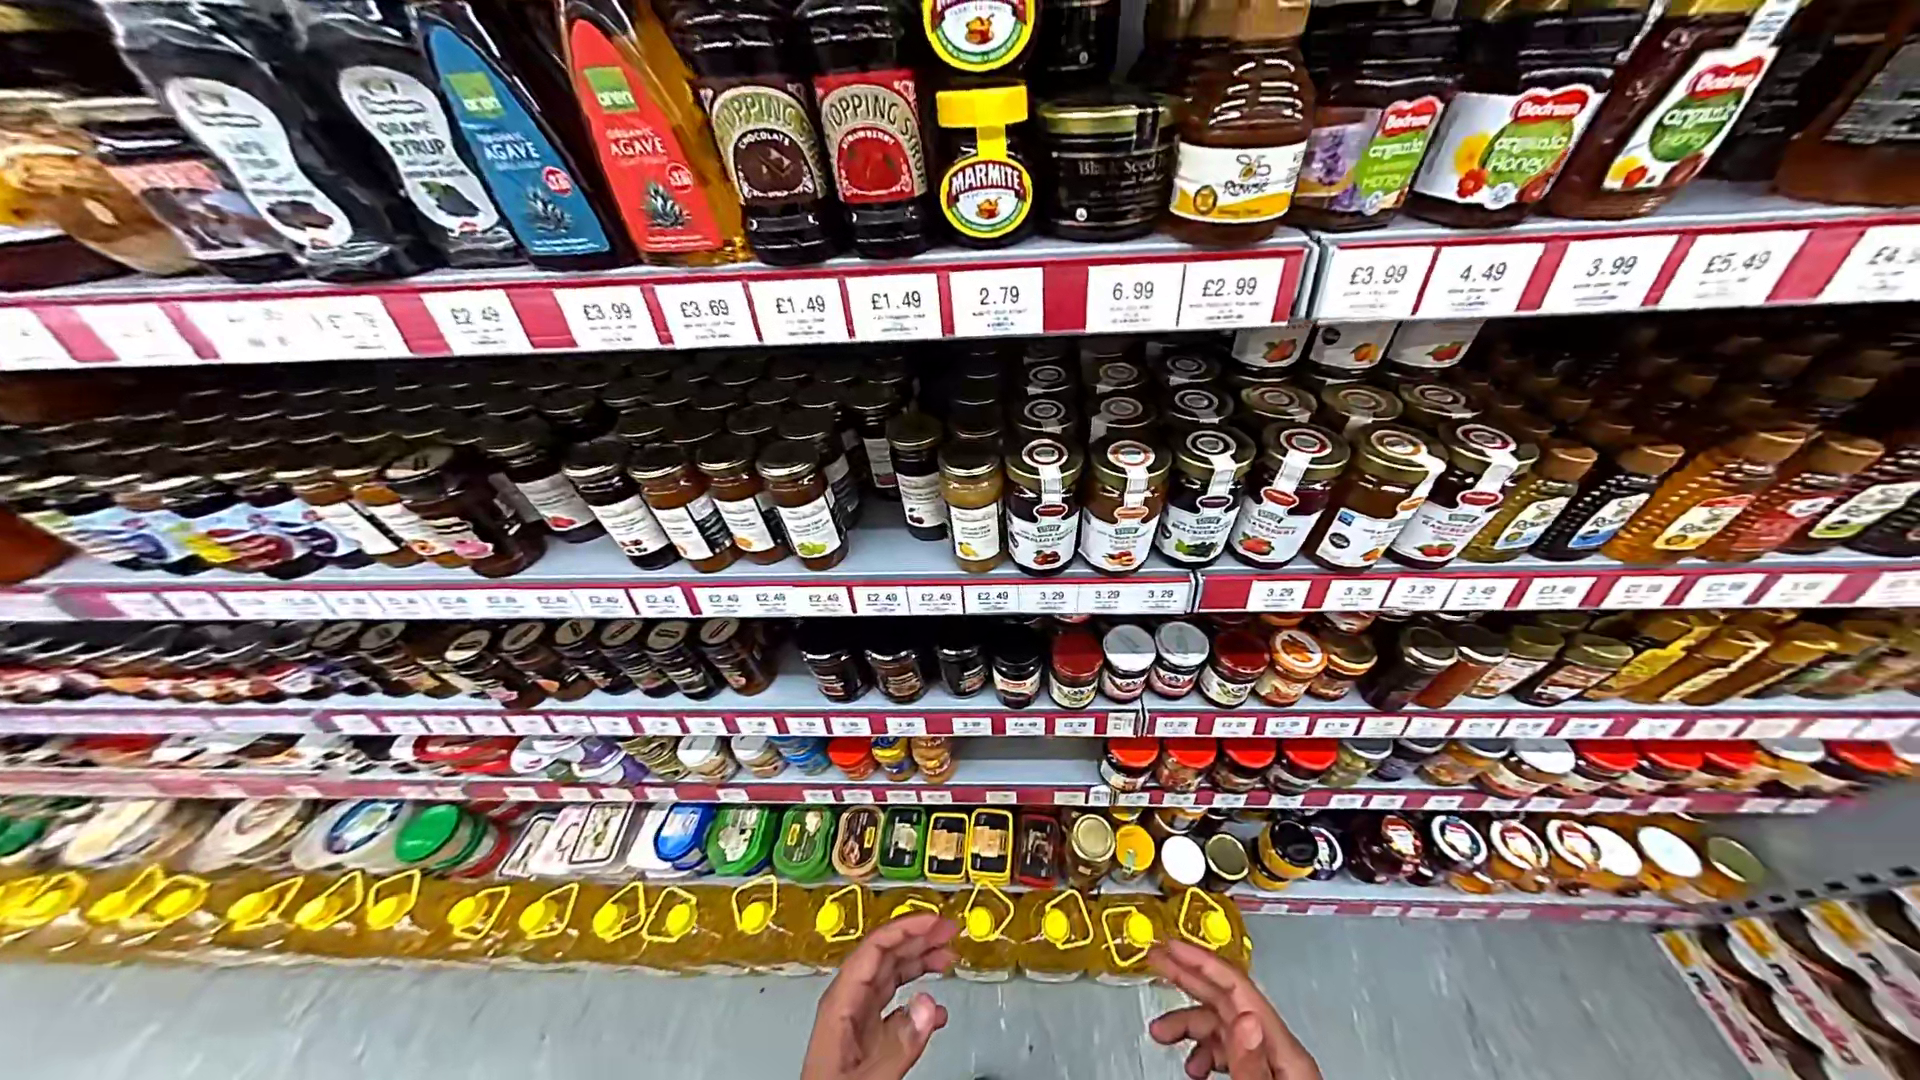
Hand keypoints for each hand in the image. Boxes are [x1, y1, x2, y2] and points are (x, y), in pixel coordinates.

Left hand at [801, 912, 956, 1079]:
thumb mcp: (867, 1079)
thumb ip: (899, 1044)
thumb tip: (931, 1004)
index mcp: (841, 1002)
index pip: (875, 947)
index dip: (906, 927)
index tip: (934, 920)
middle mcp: (849, 1004)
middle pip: (885, 956)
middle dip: (918, 938)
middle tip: (949, 930)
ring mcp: (857, 1022)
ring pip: (892, 978)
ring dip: (921, 964)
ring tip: (948, 957)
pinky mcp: (866, 1042)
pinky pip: (895, 1009)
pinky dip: (919, 1003)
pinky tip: (938, 1010)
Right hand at [1149, 940, 1321, 1079]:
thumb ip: (1251, 1065)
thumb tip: (1244, 1017)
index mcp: (1284, 1052)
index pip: (1237, 987)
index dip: (1201, 960)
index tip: (1170, 946)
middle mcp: (1278, 1053)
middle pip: (1227, 1000)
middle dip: (1188, 978)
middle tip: (1155, 960)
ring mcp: (1271, 1068)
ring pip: (1222, 1028)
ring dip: (1188, 1025)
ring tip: (1161, 1033)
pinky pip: (1227, 1052)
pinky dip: (1203, 1052)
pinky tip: (1192, 1065)